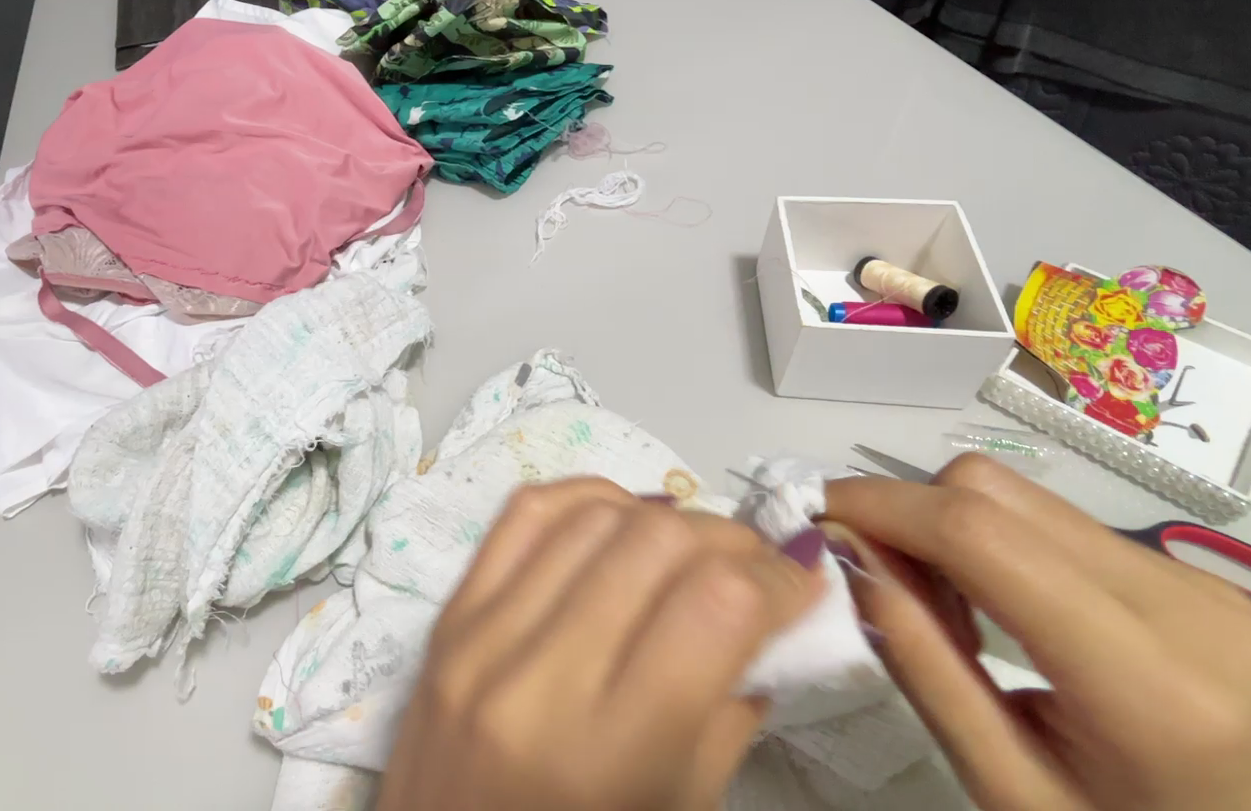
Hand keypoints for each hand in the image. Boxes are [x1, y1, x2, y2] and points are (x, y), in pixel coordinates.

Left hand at [376, 478, 823, 810]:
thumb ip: (729, 711)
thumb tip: (773, 612)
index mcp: (609, 752)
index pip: (714, 607)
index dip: (776, 580)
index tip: (800, 584)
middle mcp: (539, 677)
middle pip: (656, 542)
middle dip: (727, 539)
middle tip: (754, 564)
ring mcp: (482, 634)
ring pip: (595, 515)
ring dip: (664, 515)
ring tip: (692, 547)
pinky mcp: (450, 611)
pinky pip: (526, 512)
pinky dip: (589, 497)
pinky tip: (622, 517)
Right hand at [825, 454, 1250, 810]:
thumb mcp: (1005, 788)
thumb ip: (919, 659)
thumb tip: (843, 549)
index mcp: (1152, 685)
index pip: (982, 535)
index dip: (880, 506)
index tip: (813, 517)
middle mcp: (1194, 609)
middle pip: (998, 492)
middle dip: (909, 512)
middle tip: (876, 578)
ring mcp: (1211, 588)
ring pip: (1026, 498)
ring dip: (952, 528)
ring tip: (945, 607)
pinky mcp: (1207, 582)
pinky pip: (1063, 523)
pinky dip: (1001, 545)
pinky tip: (1002, 610)